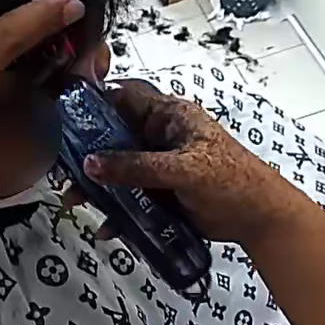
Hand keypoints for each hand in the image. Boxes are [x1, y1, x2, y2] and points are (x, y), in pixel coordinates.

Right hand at [80, 79, 316, 245]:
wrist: (259, 219)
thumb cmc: (233, 182)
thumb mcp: (184, 170)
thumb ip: (137, 167)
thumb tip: (92, 164)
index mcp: (171, 117)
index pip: (125, 99)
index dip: (96, 105)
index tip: (67, 121)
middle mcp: (161, 137)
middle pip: (115, 138)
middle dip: (89, 155)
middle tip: (65, 172)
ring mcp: (159, 166)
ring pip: (119, 170)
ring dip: (99, 186)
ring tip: (75, 201)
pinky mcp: (161, 192)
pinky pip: (131, 196)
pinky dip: (118, 211)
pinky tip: (108, 225)